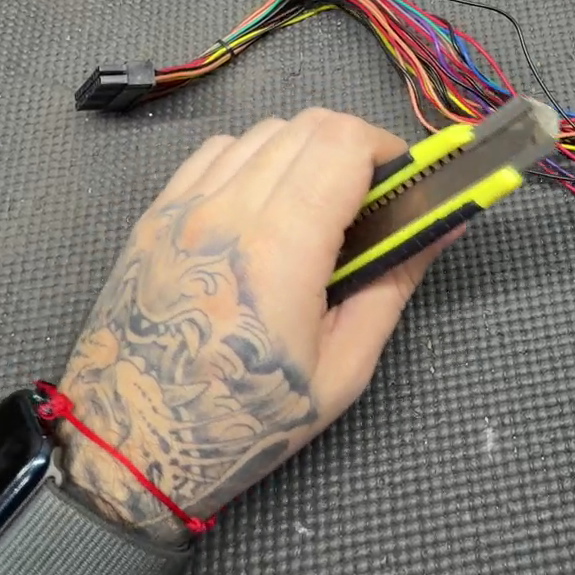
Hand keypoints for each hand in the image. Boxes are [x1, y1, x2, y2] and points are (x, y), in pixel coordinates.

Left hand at [54, 109, 454, 540]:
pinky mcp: (157, 212)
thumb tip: (448, 224)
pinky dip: (258, 156)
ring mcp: (186, 205)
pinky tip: (264, 201)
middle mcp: (230, 209)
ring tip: (317, 202)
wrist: (126, 449)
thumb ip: (397, 281)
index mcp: (282, 248)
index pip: (345, 143)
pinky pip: (221, 149)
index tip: (400, 183)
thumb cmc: (246, 420)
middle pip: (311, 124)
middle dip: (357, 146)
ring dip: (308, 150)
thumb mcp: (344, 366)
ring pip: (268, 130)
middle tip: (368, 197)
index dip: (388, 148)